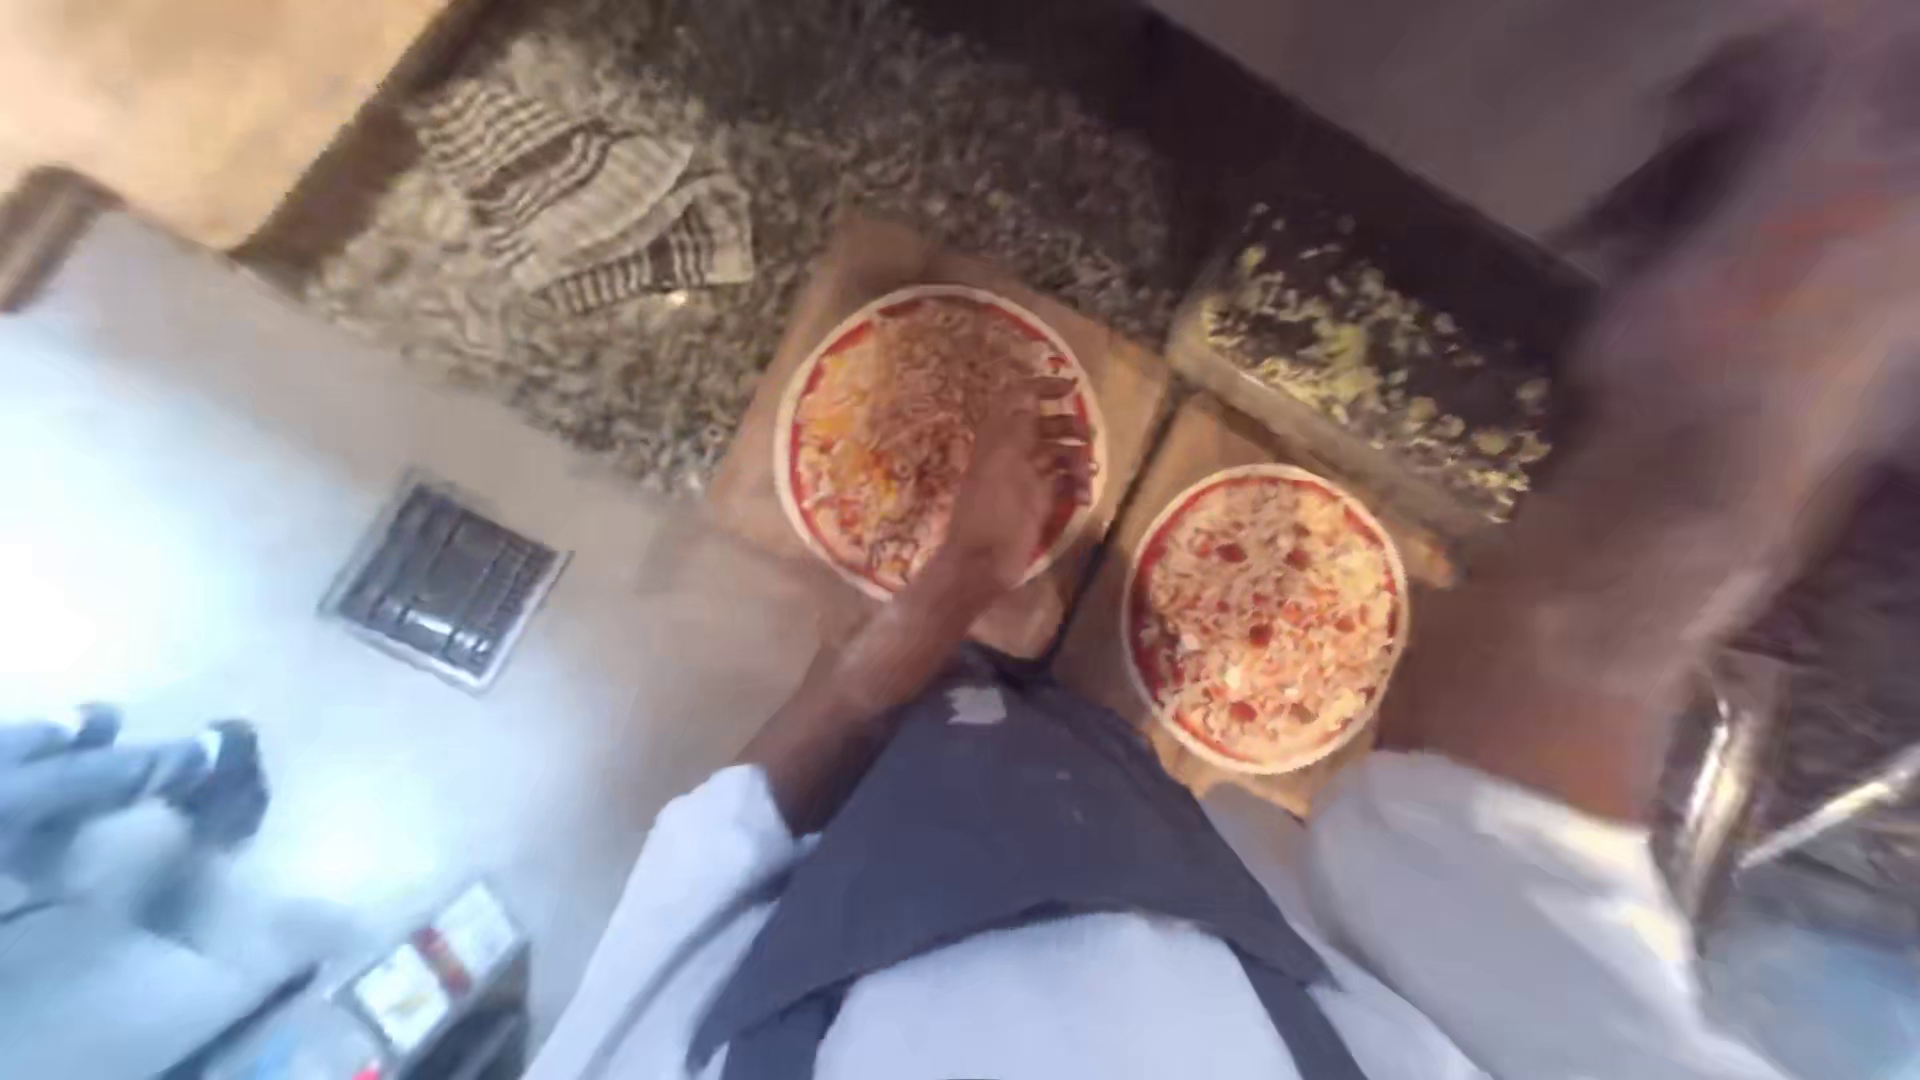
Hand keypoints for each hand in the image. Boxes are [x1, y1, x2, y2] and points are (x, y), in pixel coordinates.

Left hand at [936, 377, 1092, 592]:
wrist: (983, 562)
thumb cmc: (990, 512)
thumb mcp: (1002, 463)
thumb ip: (1016, 428)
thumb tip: (1029, 394)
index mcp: (998, 438)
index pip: (1019, 398)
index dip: (1042, 387)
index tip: (1071, 388)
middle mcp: (1014, 453)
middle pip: (1046, 425)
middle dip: (1069, 427)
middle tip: (1088, 436)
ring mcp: (1028, 478)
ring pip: (1059, 454)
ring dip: (1077, 459)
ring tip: (1088, 474)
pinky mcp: (1040, 501)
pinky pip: (1065, 482)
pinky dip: (1077, 484)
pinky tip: (1085, 496)